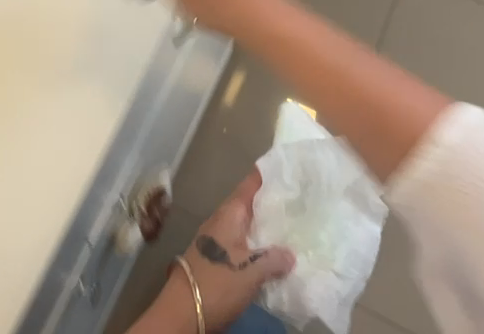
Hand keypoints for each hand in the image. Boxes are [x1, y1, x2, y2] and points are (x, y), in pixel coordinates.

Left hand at [139, 171, 294, 333]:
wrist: (181, 315)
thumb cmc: (217, 283)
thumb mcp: (251, 271)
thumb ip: (274, 258)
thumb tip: (290, 254)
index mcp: (230, 213)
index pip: (252, 183)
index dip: (271, 174)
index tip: (292, 169)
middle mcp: (223, 221)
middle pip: (252, 205)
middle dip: (274, 203)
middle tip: (302, 201)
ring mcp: (218, 242)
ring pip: (248, 228)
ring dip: (267, 229)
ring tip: (294, 229)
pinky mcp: (217, 262)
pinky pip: (244, 247)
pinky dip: (259, 249)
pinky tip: (275, 258)